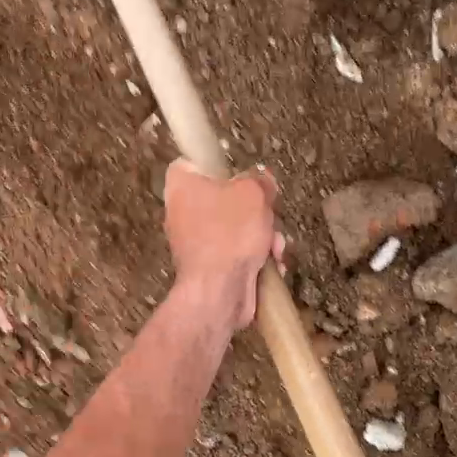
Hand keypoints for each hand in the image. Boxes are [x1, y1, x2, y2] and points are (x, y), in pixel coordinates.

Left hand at [163, 158, 280, 328]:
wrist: (219, 293)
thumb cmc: (230, 234)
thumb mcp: (253, 193)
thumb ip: (260, 180)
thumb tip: (262, 181)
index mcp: (181, 184)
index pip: (198, 162)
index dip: (225, 168)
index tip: (246, 178)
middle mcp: (182, 212)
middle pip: (228, 200)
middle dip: (257, 213)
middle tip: (269, 218)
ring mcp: (196, 244)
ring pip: (238, 230)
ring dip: (263, 239)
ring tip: (275, 249)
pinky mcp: (210, 270)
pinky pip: (237, 255)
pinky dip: (256, 260)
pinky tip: (272, 267)